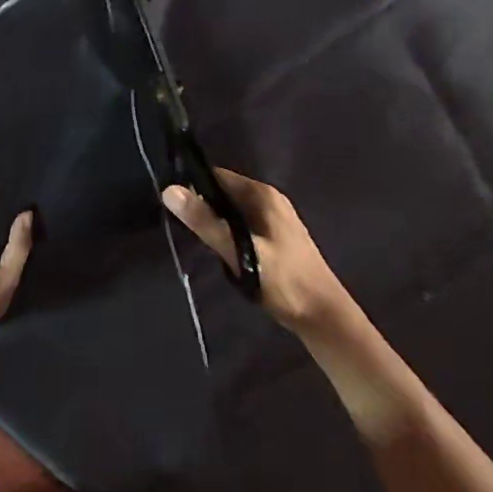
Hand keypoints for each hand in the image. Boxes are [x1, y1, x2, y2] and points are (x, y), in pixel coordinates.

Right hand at [163, 168, 352, 333]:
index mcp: (263, 195)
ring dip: (217, 225)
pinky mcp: (276, 238)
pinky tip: (223, 255)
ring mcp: (275, 219)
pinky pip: (243, 227)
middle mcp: (269, 200)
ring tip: (200, 244)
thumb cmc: (284, 281)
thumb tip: (169, 190)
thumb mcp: (240, 250)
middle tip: (184, 230)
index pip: (218, 176)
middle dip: (204, 209)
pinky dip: (230, 236)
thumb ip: (205, 221)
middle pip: (225, 194)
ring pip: (233, 213)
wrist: (323, 315)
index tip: (172, 204)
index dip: (193, 185)